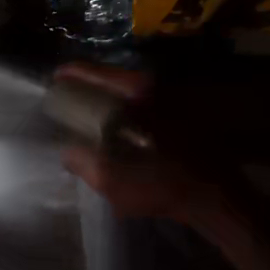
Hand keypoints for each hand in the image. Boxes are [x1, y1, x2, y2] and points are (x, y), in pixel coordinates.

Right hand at [56, 63, 229, 222]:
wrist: (215, 197)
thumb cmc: (160, 184)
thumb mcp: (109, 180)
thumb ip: (81, 161)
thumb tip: (67, 151)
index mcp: (134, 93)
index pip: (92, 72)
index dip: (69, 74)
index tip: (54, 80)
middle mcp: (155, 87)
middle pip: (111, 78)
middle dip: (87, 86)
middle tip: (68, 97)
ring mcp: (173, 98)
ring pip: (129, 90)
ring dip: (108, 98)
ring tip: (88, 111)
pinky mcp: (184, 113)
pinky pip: (144, 102)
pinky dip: (126, 108)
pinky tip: (117, 125)